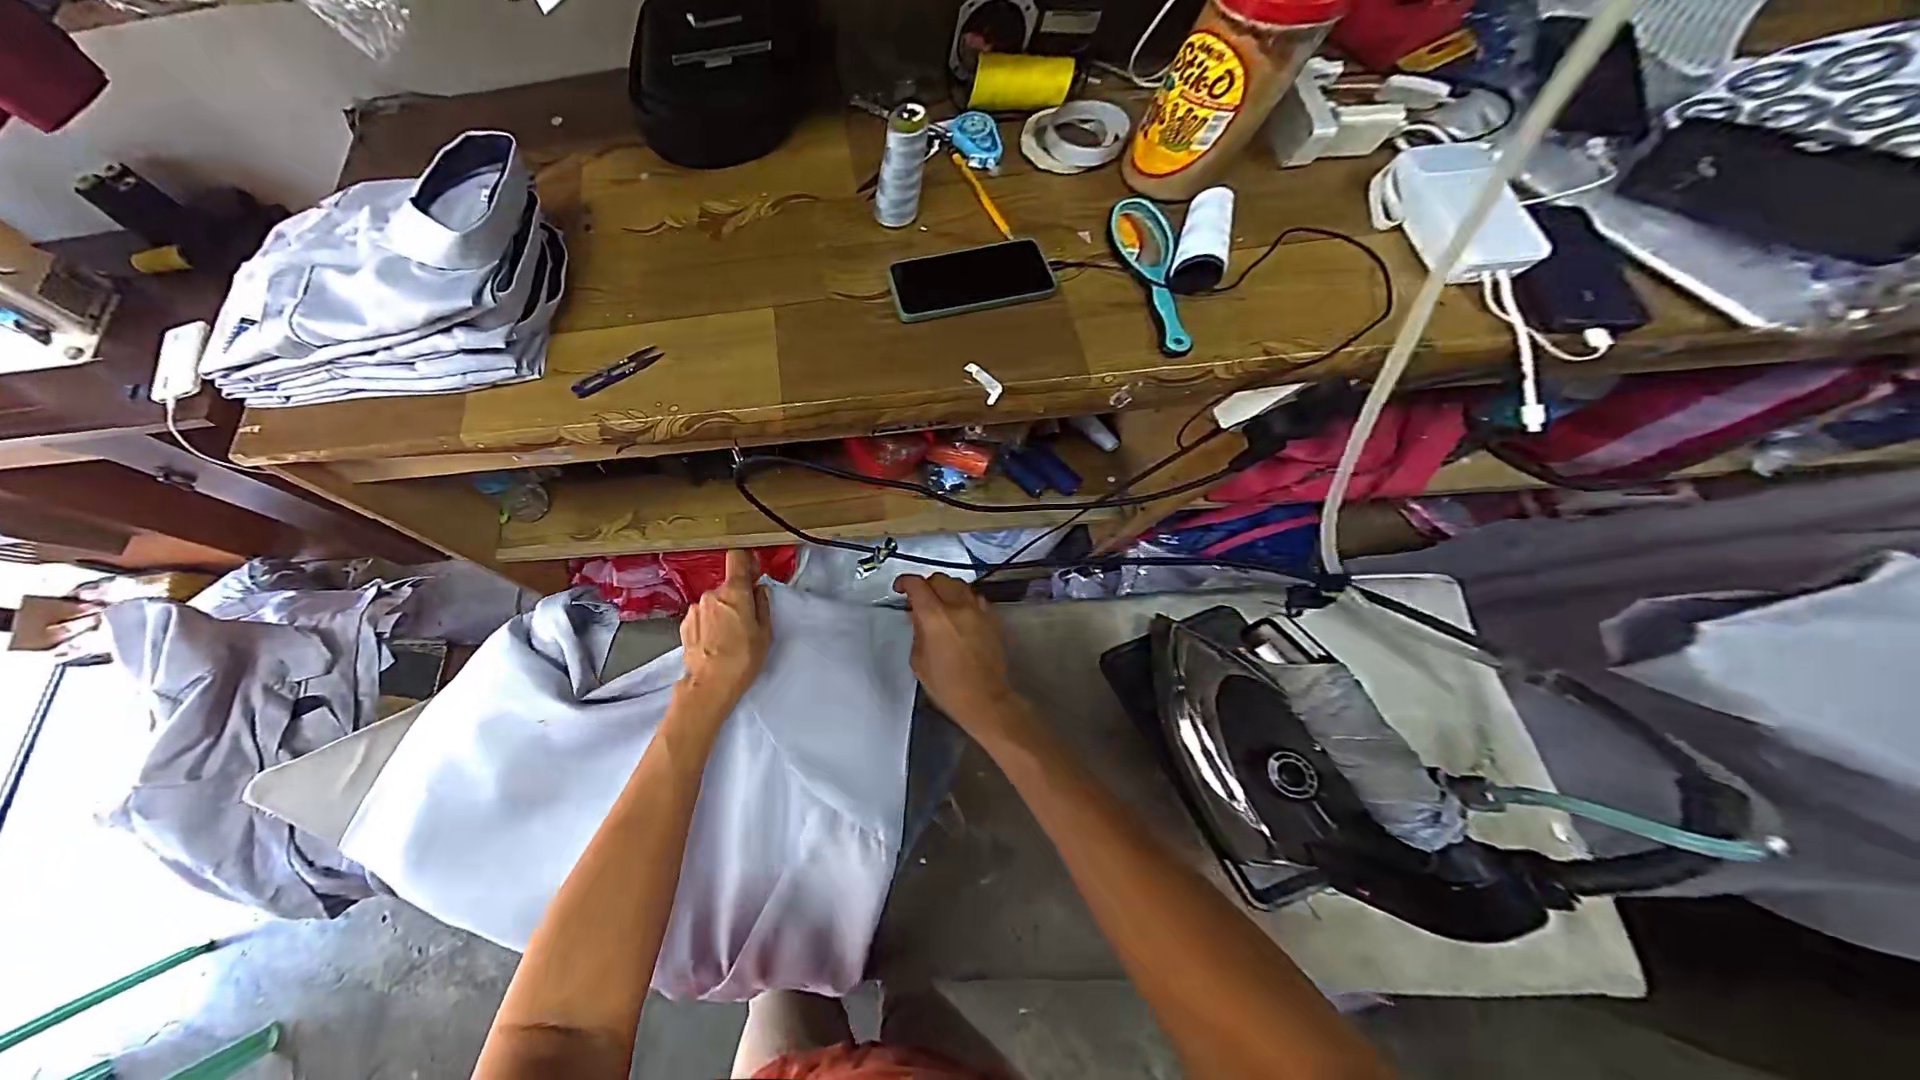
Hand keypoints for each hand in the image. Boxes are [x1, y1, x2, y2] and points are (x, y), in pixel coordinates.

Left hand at [678, 550, 771, 706]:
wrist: (710, 685)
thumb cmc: (743, 659)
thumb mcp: (765, 632)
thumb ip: (763, 604)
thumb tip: (759, 590)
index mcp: (734, 592)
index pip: (737, 558)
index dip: (746, 563)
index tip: (753, 574)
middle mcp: (711, 594)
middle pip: (727, 585)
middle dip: (738, 597)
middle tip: (747, 619)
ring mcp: (695, 609)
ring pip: (714, 602)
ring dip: (722, 611)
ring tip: (730, 635)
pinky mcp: (685, 624)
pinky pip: (702, 615)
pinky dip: (710, 623)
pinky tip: (716, 641)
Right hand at [892, 574, 1029, 739]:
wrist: (985, 698)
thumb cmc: (948, 686)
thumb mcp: (919, 660)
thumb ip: (917, 631)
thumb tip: (919, 617)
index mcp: (935, 617)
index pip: (917, 585)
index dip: (905, 582)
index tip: (901, 588)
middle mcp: (958, 607)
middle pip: (940, 579)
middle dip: (926, 585)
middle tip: (920, 599)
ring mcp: (979, 611)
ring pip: (960, 585)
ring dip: (947, 590)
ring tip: (941, 604)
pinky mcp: (993, 619)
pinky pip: (976, 598)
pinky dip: (965, 600)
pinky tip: (961, 614)